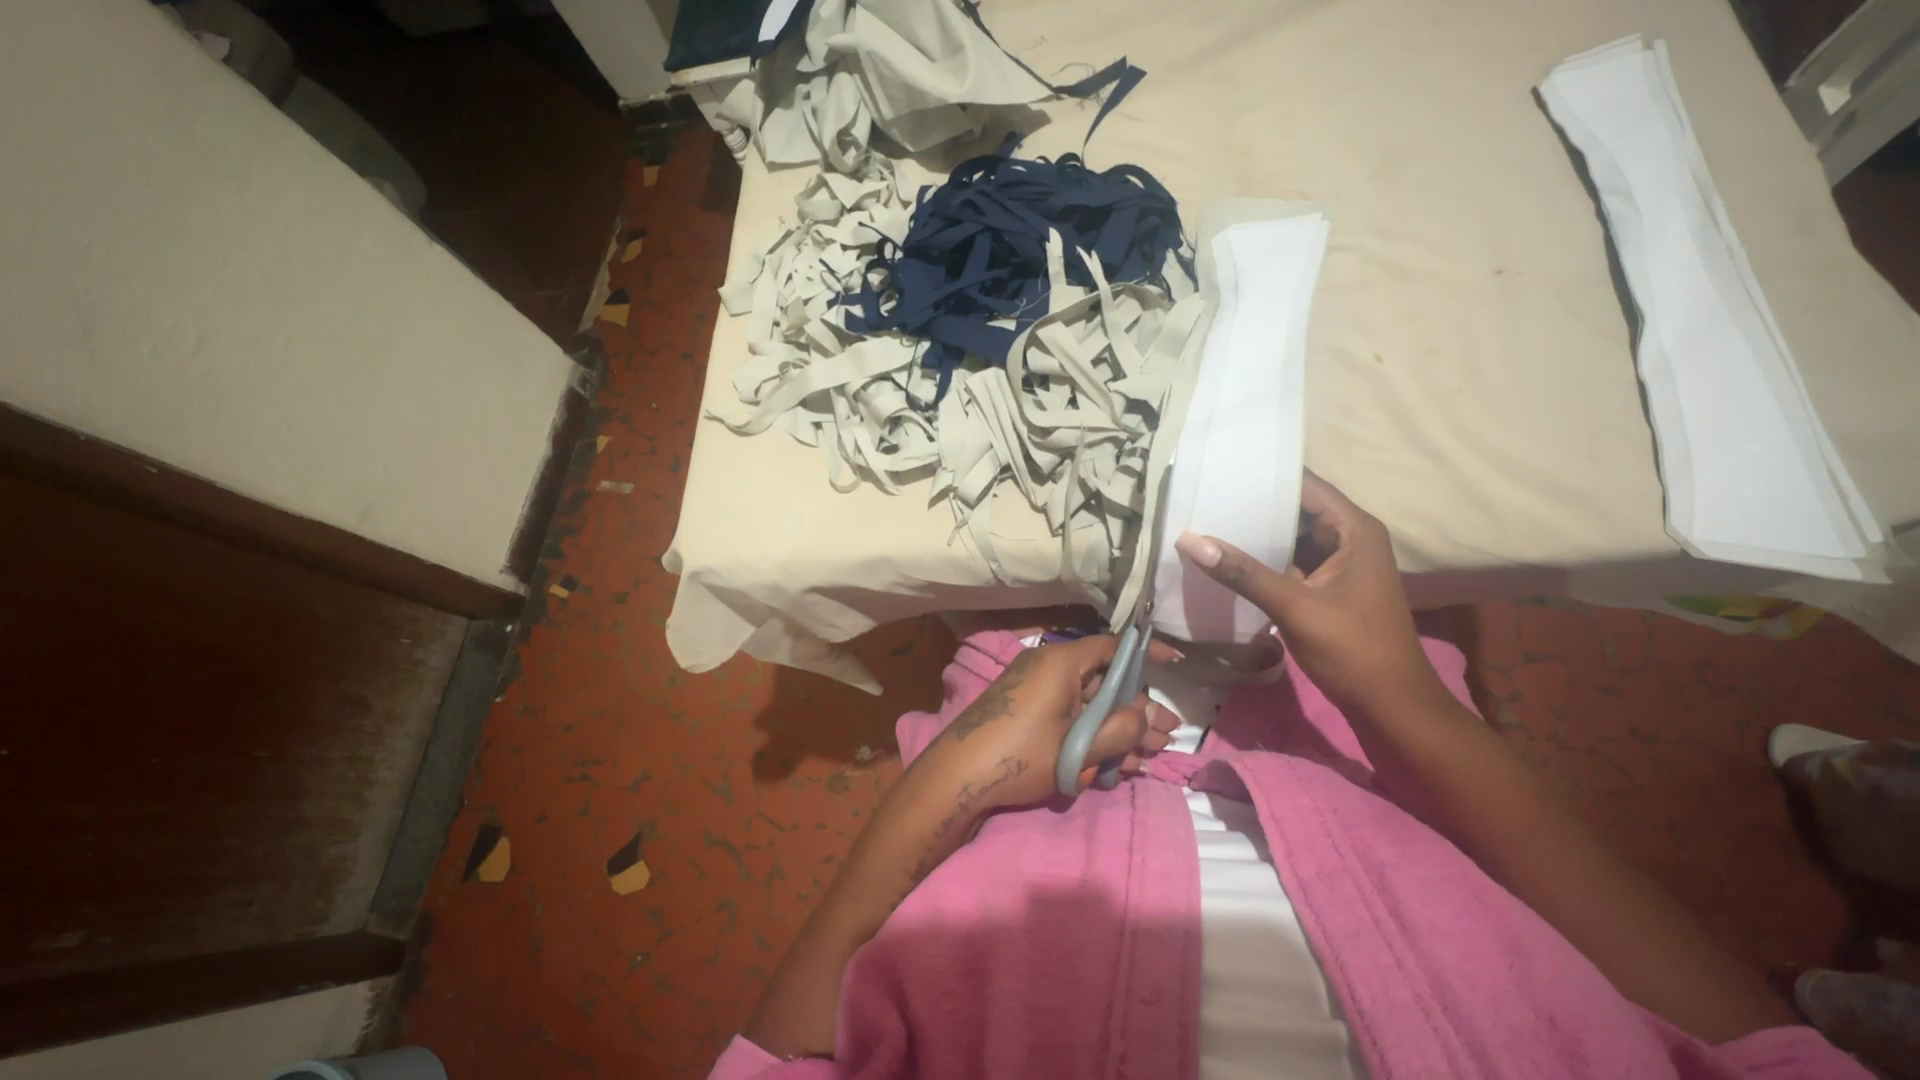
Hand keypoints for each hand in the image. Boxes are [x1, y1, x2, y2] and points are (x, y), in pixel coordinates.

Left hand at [913, 634, 1181, 811]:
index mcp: (1061, 663)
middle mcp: (1049, 670)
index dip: (1146, 656)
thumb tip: (1147, 714)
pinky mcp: (1028, 717)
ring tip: (1149, 758)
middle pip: (1104, 684)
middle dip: (1137, 713)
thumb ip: (1121, 729)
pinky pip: (1069, 720)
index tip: (1176, 663)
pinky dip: (1092, 739)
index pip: (1113, 647)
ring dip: (1119, 732)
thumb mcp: (1078, 746)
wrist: (957, 779)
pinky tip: (1117, 766)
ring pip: (1089, 707)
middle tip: (1167, 738)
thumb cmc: (1020, 755)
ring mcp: (1037, 694)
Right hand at [1172, 471, 1444, 715]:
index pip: (1306, 486)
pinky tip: (1227, 561)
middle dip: (1254, 505)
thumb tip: (1190, 540)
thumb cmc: (1354, 649)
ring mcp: (1340, 565)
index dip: (1265, 477)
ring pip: (1292, 538)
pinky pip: (1292, 563)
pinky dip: (1264, 561)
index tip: (1221, 471)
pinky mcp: (1329, 588)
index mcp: (1355, 530)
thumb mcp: (1295, 607)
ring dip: (1257, 534)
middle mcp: (1350, 538)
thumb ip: (1244, 573)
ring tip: (1206, 521)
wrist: (1391, 704)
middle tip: (1204, 496)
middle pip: (1297, 509)